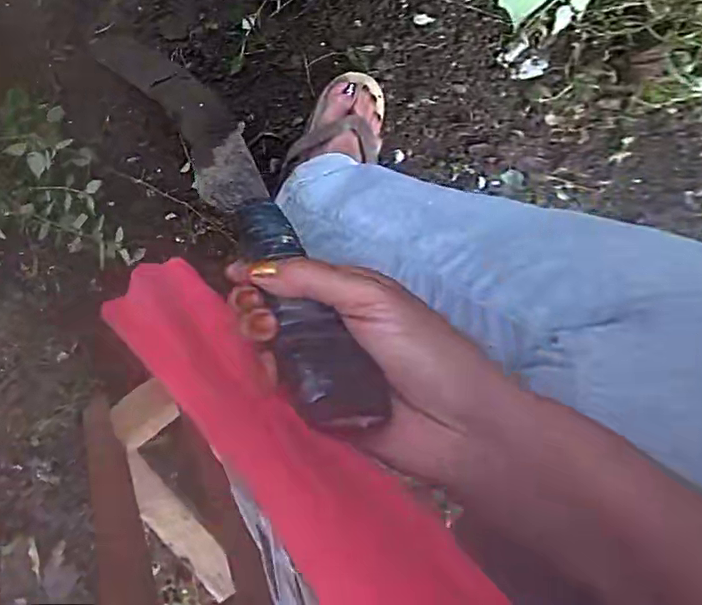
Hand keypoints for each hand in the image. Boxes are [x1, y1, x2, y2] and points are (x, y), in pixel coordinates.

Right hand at [226, 258, 530, 485]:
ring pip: (264, 345)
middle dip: (250, 307)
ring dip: (253, 339)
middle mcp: (321, 327)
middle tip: (260, 320)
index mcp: (336, 294)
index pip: (282, 277)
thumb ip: (310, 279)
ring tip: (267, 345)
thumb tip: (251, 269)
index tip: (234, 279)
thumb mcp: (371, 297)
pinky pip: (275, 386)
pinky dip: (264, 377)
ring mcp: (315, 366)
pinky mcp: (312, 405)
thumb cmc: (425, 352)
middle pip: (265, 308)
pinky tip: (270, 377)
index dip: (255, 276)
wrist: (466, 433)